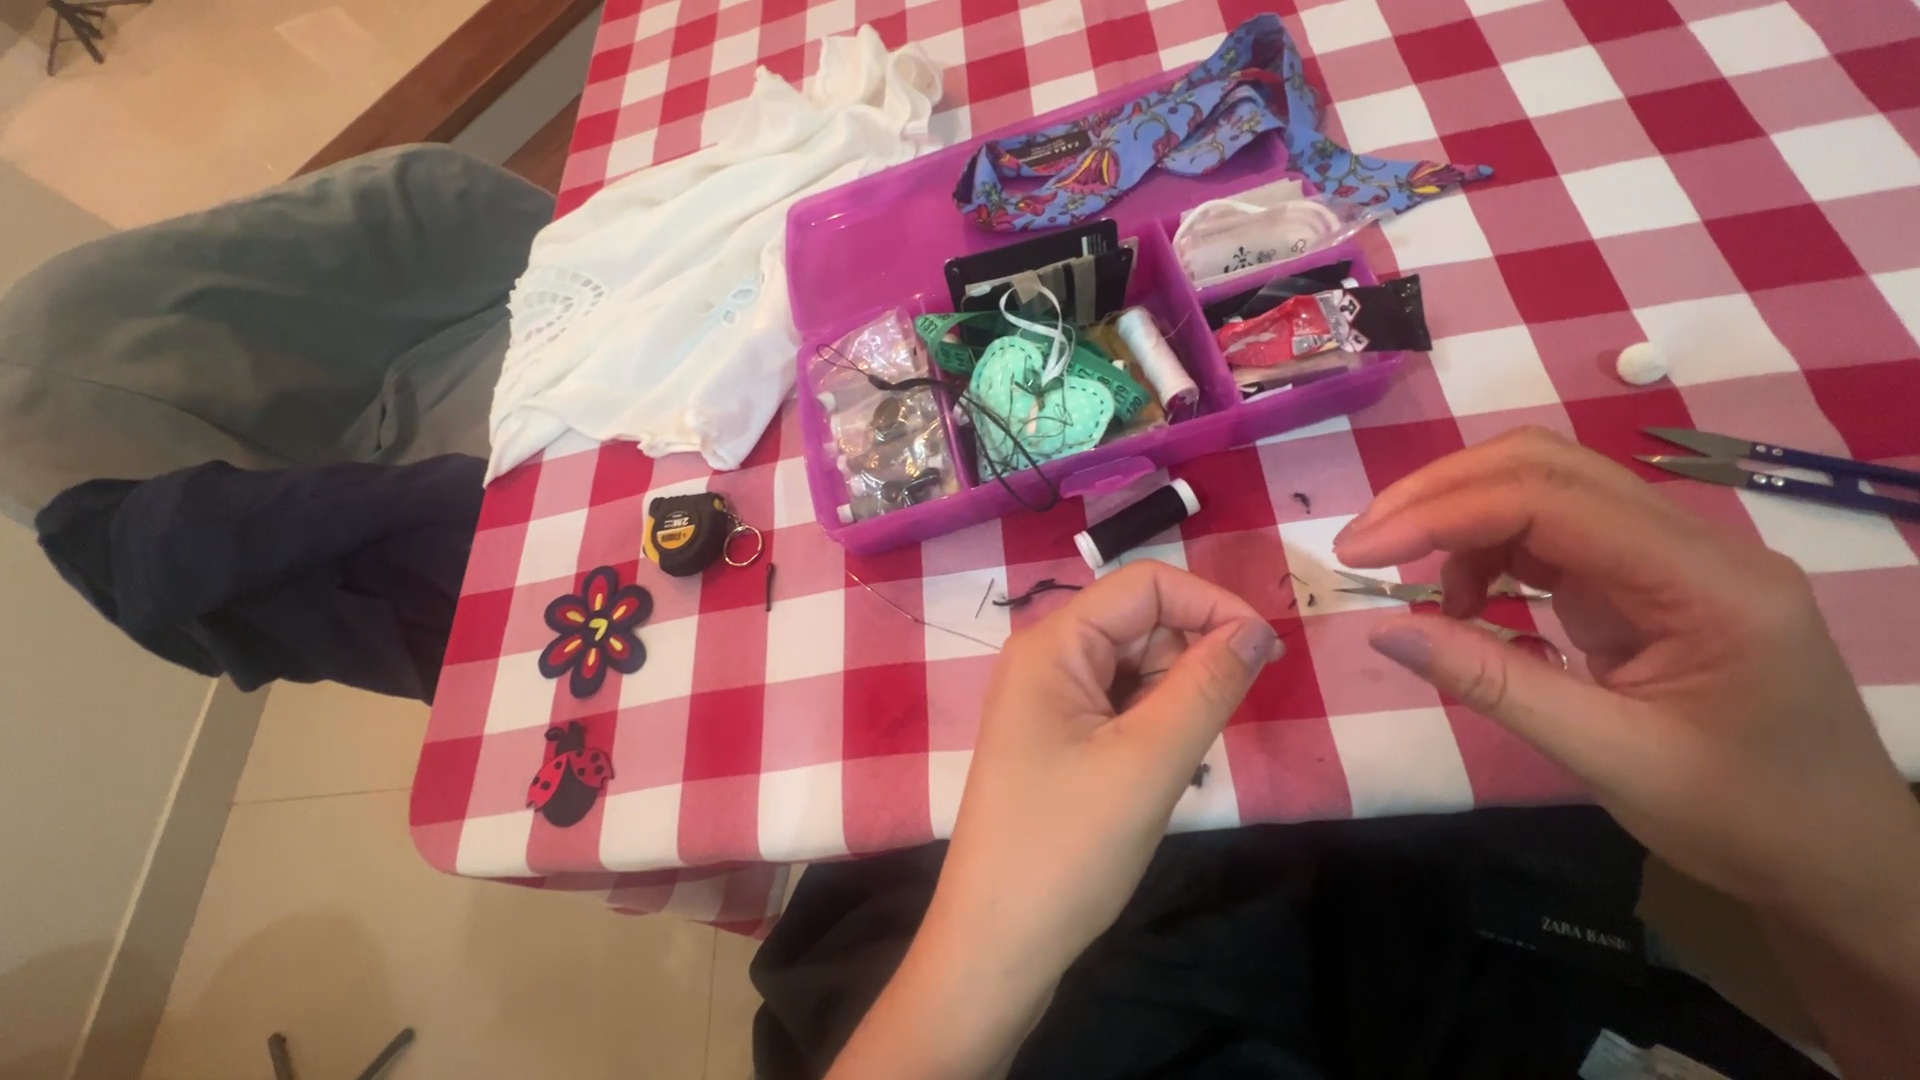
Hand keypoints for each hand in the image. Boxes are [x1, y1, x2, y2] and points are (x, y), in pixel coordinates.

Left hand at [936, 560, 1279, 973]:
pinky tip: (1159, 765)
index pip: (1145, 585)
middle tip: (1226, 715)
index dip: (1211, 603)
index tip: (1267, 651)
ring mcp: (1047, 701)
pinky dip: (1154, 721)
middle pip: (1138, 621)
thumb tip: (1257, 628)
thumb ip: (1208, 684)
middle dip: (1194, 652)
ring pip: (1134, 666)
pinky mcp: (1056, 738)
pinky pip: (1119, 704)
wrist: (998, 942)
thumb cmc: (1069, 846)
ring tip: (1178, 755)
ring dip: (1176, 693)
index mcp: (1052, 645)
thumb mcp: (1150, 760)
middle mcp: (1044, 659)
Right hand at [1334, 427, 1919, 936]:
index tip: (1358, 553)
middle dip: (1438, 494)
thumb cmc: (1740, 815)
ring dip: (1456, 518)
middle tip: (1361, 543)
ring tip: (1405, 578)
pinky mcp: (1642, 576)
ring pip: (1542, 487)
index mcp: (1709, 584)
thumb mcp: (1607, 758)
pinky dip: (1484, 552)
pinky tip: (1464, 603)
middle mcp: (1693, 545)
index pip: (1553, 502)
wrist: (1835, 856)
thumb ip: (1492, 683)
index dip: (1441, 514)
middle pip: (1545, 467)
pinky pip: (1547, 532)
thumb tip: (1384, 627)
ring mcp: (1668, 555)